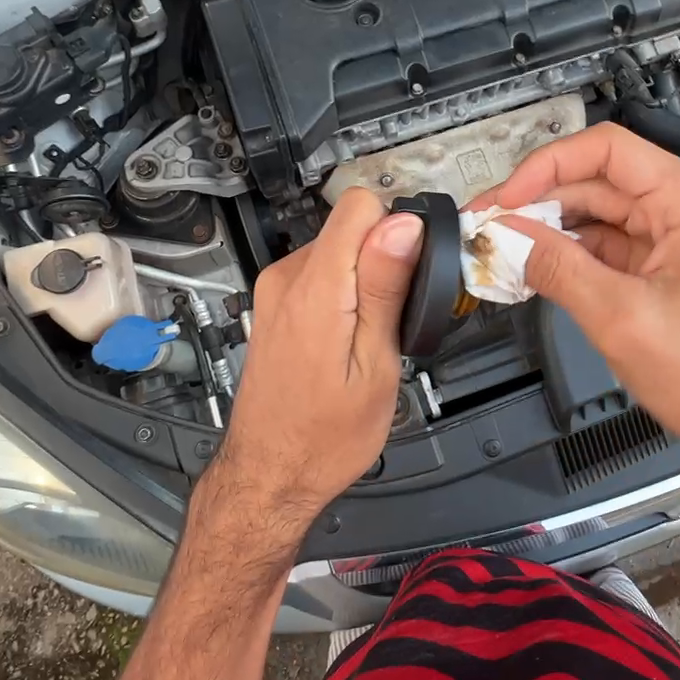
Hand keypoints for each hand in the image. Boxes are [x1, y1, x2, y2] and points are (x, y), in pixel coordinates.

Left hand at [215, 187, 422, 524]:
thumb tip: (403, 226)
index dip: (396, 230)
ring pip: (338, 249)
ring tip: (369, 335)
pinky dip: (343, 292)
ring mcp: (275, 290)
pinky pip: (320, 272)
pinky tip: (347, 337)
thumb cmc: (324, 437)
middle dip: (383, 260)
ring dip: (364, 279)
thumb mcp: (375, 366)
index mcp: (316, 289)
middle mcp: (287, 279)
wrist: (270, 474)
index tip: (408, 272)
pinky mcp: (273, 303)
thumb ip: (387, 288)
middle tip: (392, 319)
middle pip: (351, 226)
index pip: (359, 205)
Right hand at [472, 124, 679, 485]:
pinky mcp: (668, 272)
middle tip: (489, 226)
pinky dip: (572, 258)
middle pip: (597, 182)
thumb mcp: (624, 319)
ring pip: (599, 217)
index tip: (505, 197)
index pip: (605, 149)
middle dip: (538, 202)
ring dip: (551, 232)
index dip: (546, 166)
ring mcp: (677, 242)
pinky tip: (538, 272)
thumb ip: (559, 268)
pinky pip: (609, 250)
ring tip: (506, 252)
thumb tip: (508, 235)